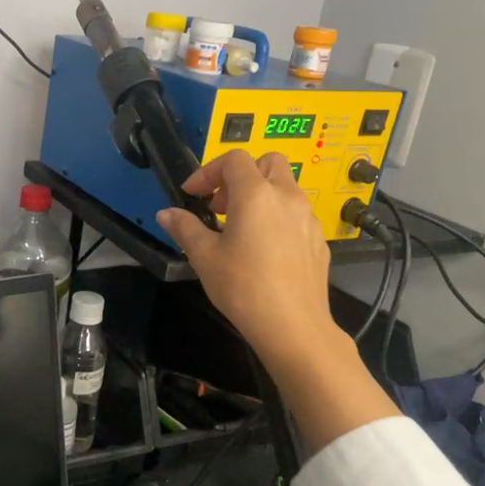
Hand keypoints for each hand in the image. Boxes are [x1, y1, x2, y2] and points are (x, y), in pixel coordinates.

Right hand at [158, 150, 397, 455]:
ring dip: (261, 194)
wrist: (292, 325)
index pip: (234, 160)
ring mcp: (308, 217)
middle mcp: (287, 197)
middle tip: (220, 203)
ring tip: (239, 227)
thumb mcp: (204, 257)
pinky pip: (297, 213)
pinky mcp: (318, 240)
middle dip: (241, 175)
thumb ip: (185, 228)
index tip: (193, 195)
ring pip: (286, 187)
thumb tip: (167, 214)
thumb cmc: (242, 287)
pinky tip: (263, 248)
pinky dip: (277, 216)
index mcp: (256, 194)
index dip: (208, 171)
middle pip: (268, 162)